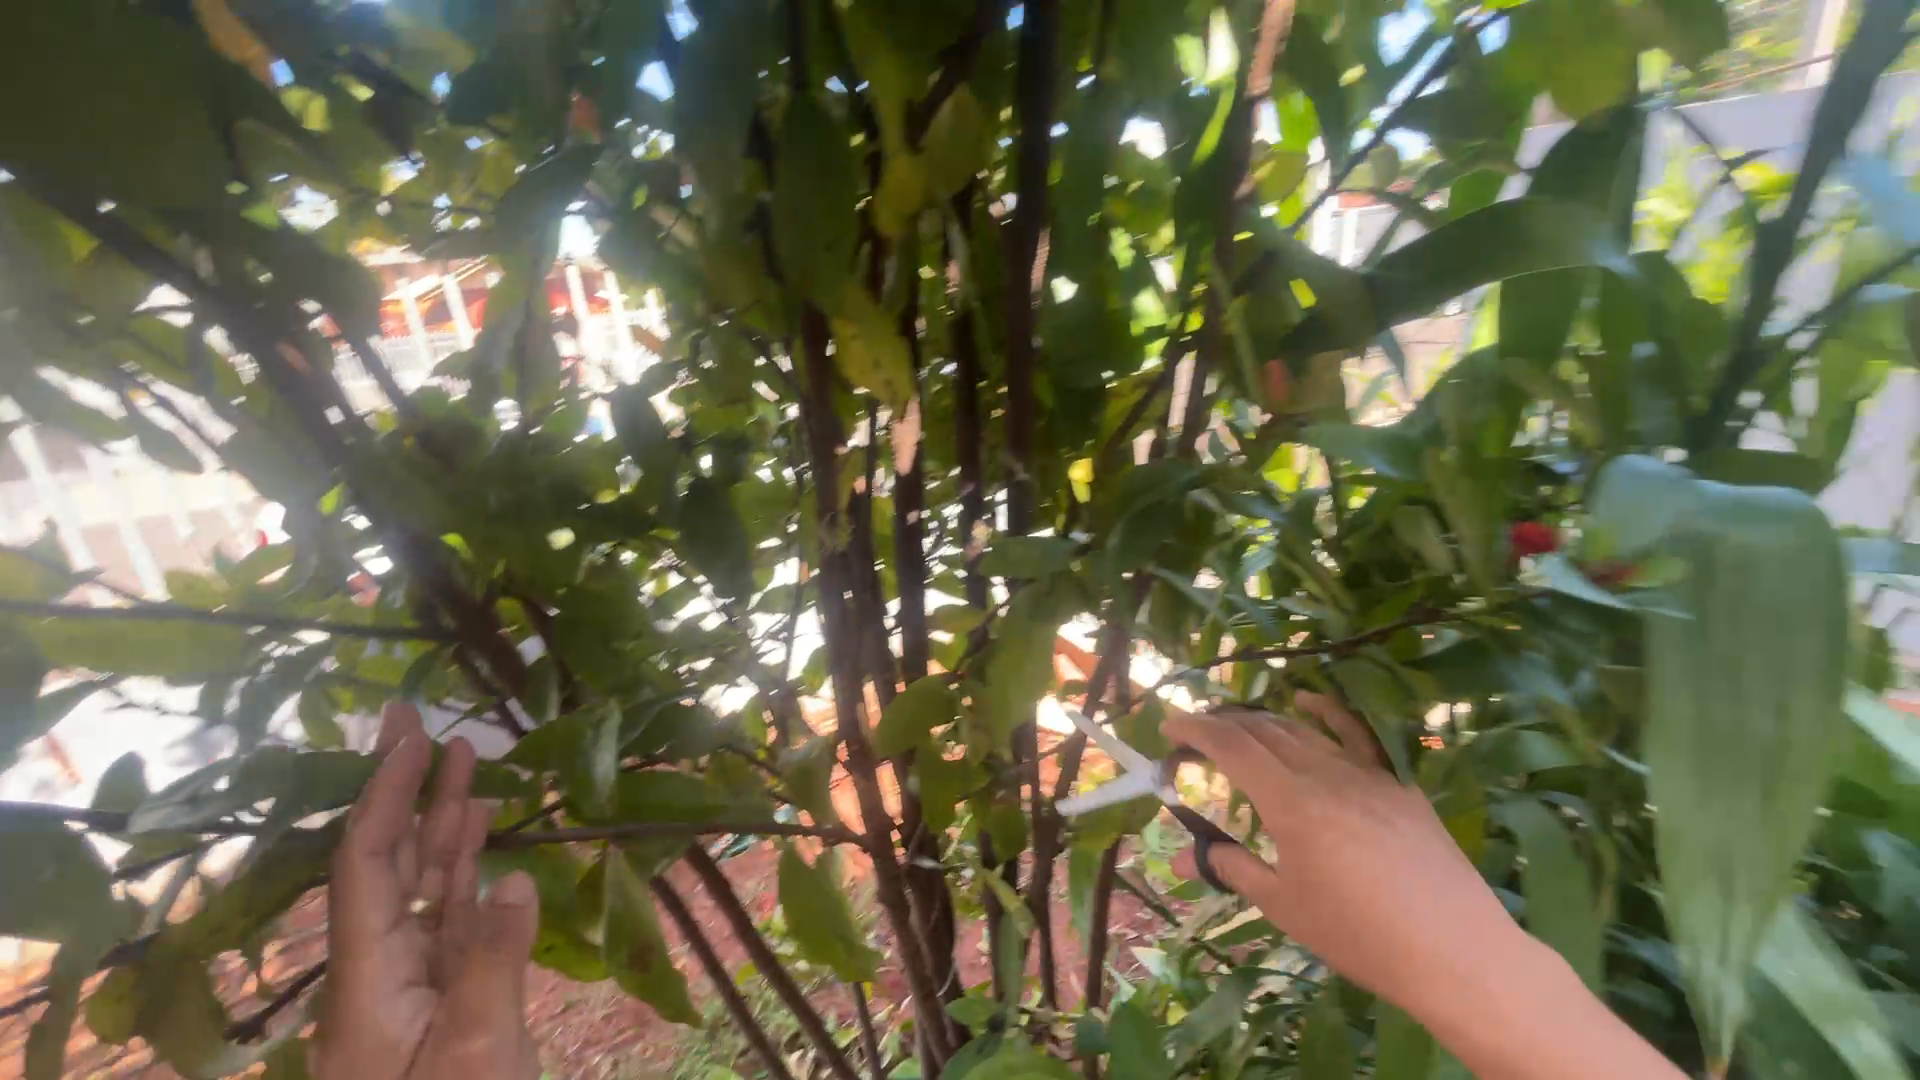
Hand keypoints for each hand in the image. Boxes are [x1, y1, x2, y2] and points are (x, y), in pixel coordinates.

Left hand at [312, 703, 540, 1079]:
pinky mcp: (449, 988)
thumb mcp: (478, 1053)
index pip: (365, 867)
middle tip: (416, 722)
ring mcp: (416, 978)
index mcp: (369, 982)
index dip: (382, 797)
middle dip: (401, 790)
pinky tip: (482, 831)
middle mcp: (381, 968)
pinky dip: (467, 864)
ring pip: (422, 880)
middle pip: (385, 862)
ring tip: (462, 758)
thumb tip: (514, 875)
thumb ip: (493, 961)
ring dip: (440, 817)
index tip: (404, 739)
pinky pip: (452, 910)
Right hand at [1164, 694, 1514, 1011]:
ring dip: (1260, 722)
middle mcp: (1324, 775)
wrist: (1458, 954)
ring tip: (1234, 727)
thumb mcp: (1284, 906)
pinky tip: (1308, 699)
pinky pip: (1356, 736)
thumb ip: (1232, 869)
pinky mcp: (1396, 784)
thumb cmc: (1360, 936)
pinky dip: (1328, 711)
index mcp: (1291, 803)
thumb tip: (1180, 857)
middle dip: (1220, 725)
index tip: (1168, 729)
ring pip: (1302, 730)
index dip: (1194, 730)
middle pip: (1261, 731)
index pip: (1231, 747)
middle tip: (1194, 737)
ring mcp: (1366, 775)